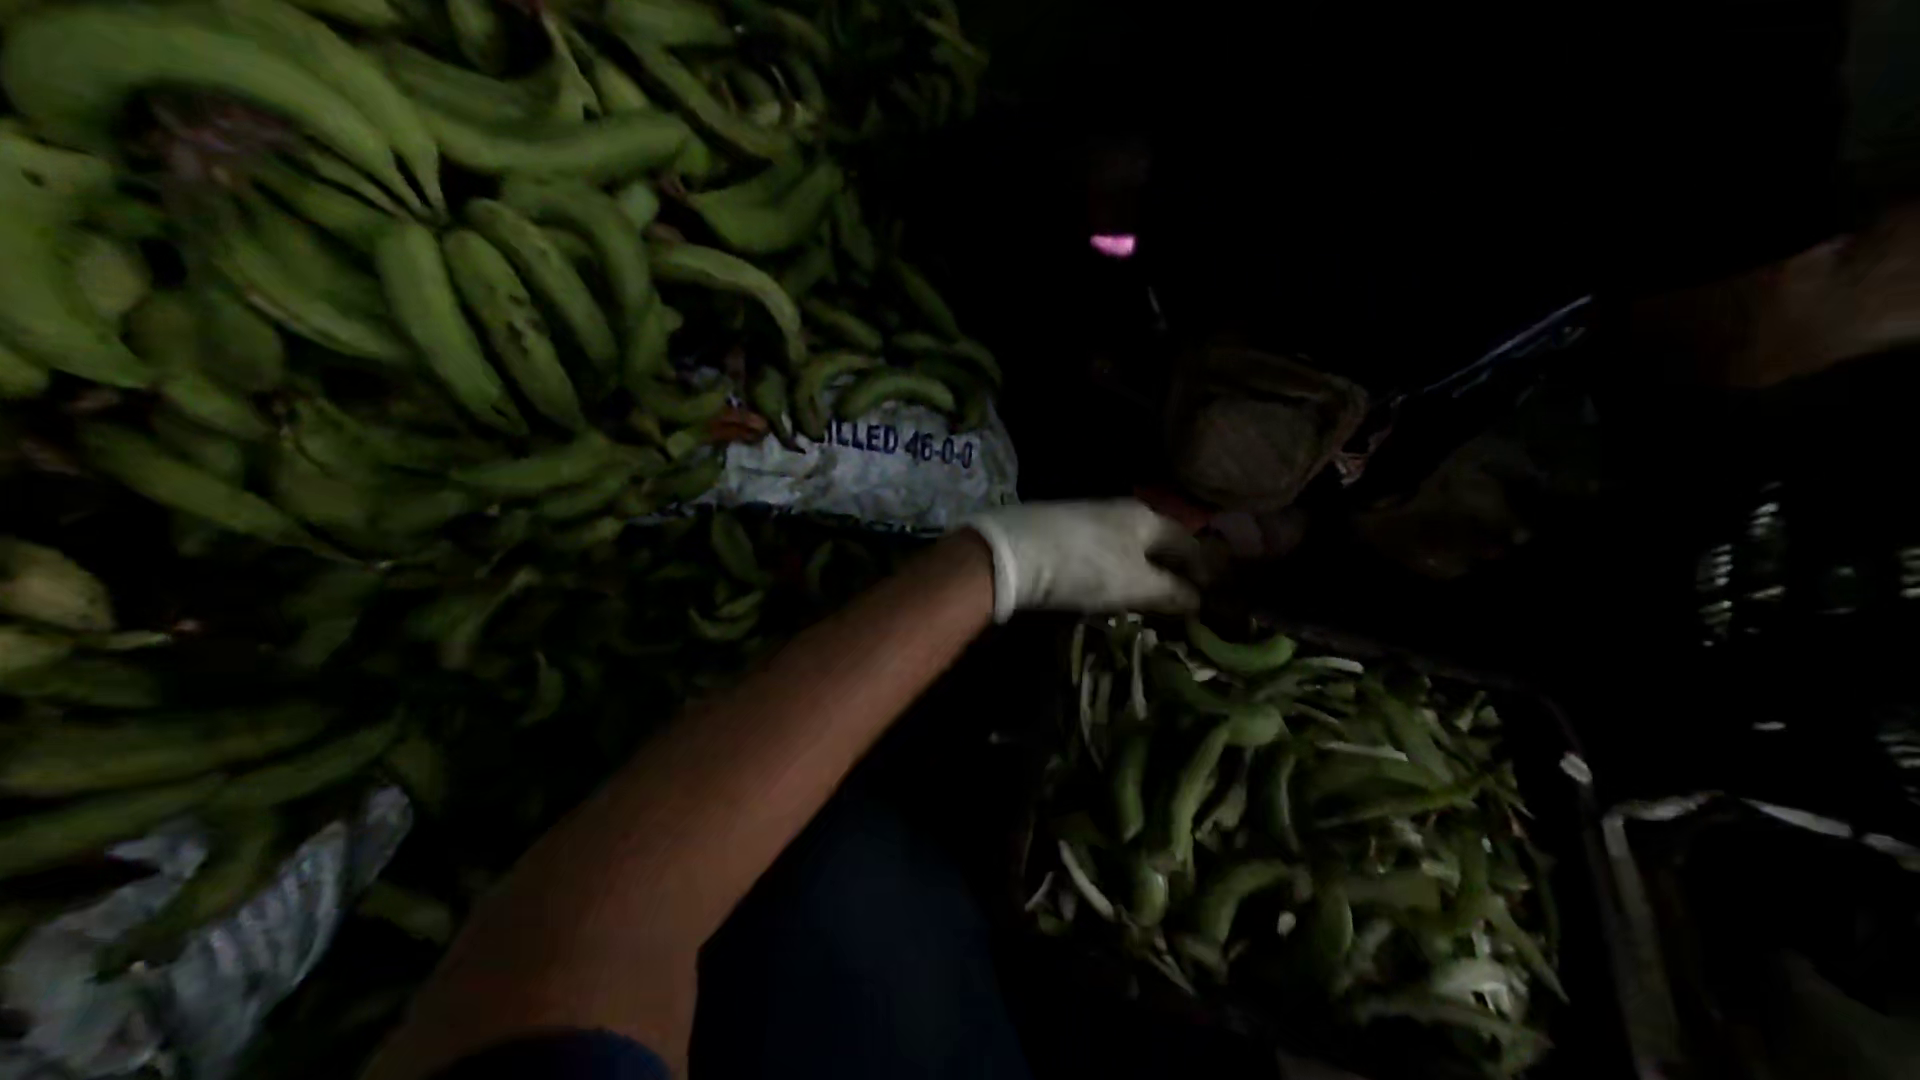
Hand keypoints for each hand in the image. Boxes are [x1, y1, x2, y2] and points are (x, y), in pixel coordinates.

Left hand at [963, 499, 1203, 621]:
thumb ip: (1170, 591)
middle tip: (1182, 598)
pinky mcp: (1063, 531)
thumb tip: (1198, 600)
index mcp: (1147, 517)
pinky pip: (1103, 551)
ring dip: (1142, 569)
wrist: (1015, 552)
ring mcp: (1089, 517)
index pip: (1188, 541)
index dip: (1203, 568)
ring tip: (1149, 597)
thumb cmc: (1088, 567)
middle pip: (1157, 541)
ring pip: (1128, 545)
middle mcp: (1121, 510)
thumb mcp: (1136, 584)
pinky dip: (1115, 568)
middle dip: (1172, 568)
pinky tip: (1109, 585)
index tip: (1211, 594)